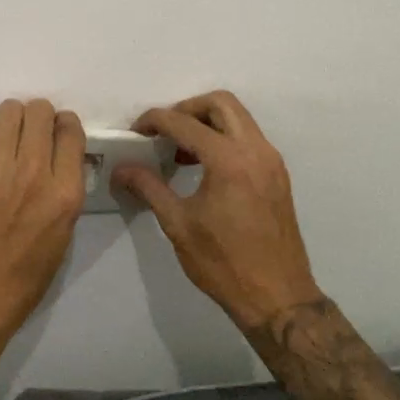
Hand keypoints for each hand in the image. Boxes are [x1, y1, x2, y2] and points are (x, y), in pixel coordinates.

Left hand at [0, 98, 86, 353]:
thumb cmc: (23, 279)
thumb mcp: (62, 236)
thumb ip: (62, 193)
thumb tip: (56, 162)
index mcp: (65, 194)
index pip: (70, 131)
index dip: (64, 125)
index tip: (57, 132)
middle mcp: (33, 173)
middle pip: (39, 111)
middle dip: (37, 115)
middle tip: (30, 131)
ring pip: (7, 112)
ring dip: (11, 119)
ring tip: (7, 138)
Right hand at [111, 90, 320, 327]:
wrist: (277, 297)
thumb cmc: (223, 263)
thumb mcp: (178, 224)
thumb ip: (149, 188)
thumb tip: (122, 169)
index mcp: (228, 160)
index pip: (184, 123)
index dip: (154, 121)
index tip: (135, 133)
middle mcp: (255, 151)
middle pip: (220, 103)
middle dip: (187, 109)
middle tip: (163, 131)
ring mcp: (271, 162)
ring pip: (239, 118)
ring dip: (207, 122)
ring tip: (180, 150)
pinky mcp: (277, 176)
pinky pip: (249, 138)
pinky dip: (224, 138)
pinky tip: (203, 167)